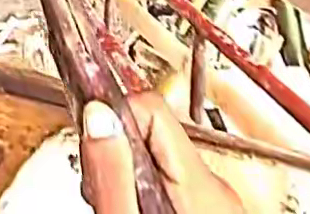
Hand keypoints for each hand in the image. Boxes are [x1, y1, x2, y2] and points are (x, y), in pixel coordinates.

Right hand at [81, 93, 242, 213]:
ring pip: (159, 155)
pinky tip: (135, 206)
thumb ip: (112, 173)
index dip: (113, 117)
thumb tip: (96, 112)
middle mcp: (217, 189)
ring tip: (120, 201)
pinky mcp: (209, 209)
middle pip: (152, 129)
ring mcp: (217, 202)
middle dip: (119, 148)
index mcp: (203, 188)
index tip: (92, 138)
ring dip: (130, 169)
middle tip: (103, 185)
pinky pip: (172, 178)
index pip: (149, 106)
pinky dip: (146, 186)